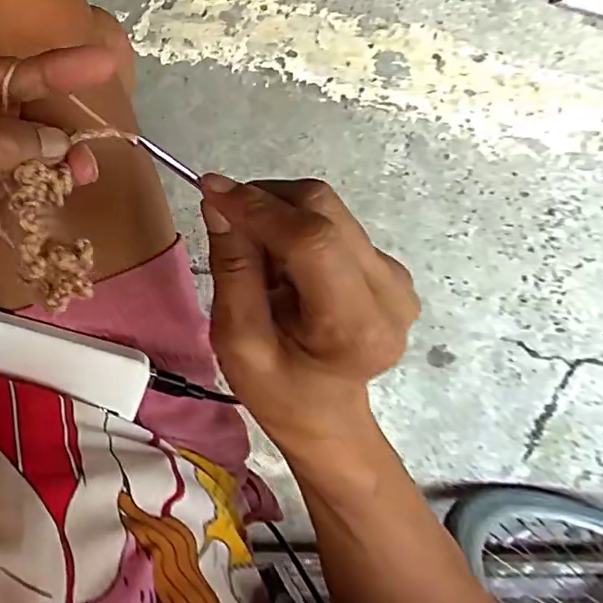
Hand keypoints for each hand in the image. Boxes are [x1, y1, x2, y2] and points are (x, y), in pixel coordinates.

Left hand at [0, 48, 116, 336]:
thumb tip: (54, 138)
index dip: (48, 70)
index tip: (99, 62)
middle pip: (18, 108)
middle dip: (56, 121)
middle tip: (91, 145)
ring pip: (27, 145)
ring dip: (58, 157)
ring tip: (81, 176)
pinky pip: (25, 179)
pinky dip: (46, 182)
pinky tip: (61, 189)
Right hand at [199, 177, 417, 444]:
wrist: (323, 413)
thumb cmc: (274, 387)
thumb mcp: (236, 337)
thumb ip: (232, 268)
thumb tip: (218, 203)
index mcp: (354, 324)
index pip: (311, 240)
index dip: (257, 206)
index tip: (209, 189)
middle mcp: (389, 292)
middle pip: (322, 209)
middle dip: (262, 202)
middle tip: (223, 222)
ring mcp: (394, 276)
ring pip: (325, 208)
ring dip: (274, 214)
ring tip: (252, 254)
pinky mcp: (385, 266)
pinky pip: (329, 220)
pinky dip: (290, 225)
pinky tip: (277, 262)